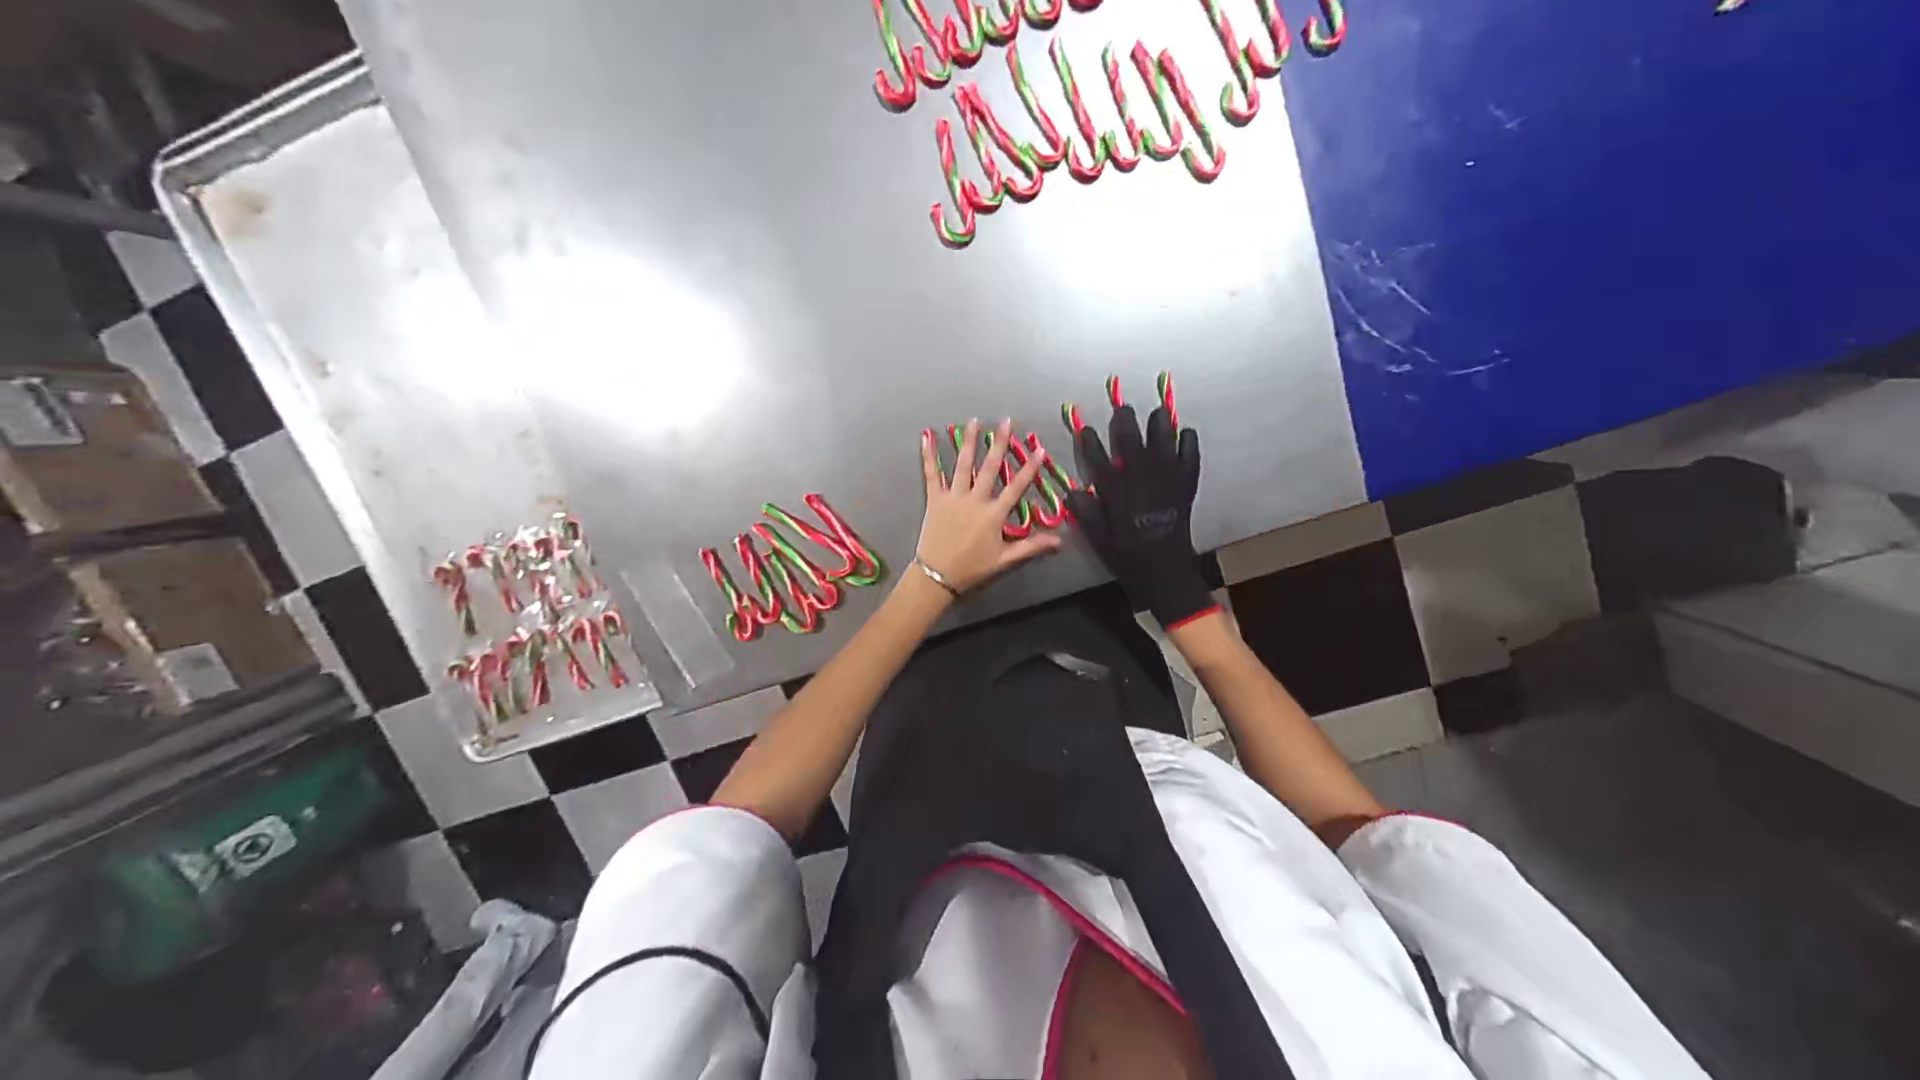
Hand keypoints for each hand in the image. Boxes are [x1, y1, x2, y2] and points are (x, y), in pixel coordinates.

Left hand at [915, 419, 1062, 592]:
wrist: (937, 575)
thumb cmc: (972, 568)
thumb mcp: (1005, 559)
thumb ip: (1031, 546)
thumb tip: (1059, 540)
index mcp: (994, 514)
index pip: (1016, 487)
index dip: (1029, 468)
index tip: (1039, 449)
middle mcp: (975, 500)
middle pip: (990, 467)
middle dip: (1000, 443)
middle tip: (1006, 422)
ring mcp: (953, 497)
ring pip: (963, 464)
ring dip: (969, 442)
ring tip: (974, 421)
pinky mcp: (935, 499)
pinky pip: (932, 474)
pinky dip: (929, 456)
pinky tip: (927, 437)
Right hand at [1064, 400, 1213, 627]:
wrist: (1164, 570)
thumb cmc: (1127, 556)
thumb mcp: (1098, 537)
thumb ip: (1086, 511)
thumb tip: (1073, 491)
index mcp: (1114, 488)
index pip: (1096, 455)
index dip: (1089, 439)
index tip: (1084, 428)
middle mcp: (1138, 476)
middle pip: (1130, 437)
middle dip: (1124, 419)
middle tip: (1123, 409)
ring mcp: (1165, 477)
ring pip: (1162, 439)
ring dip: (1158, 423)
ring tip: (1156, 412)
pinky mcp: (1185, 484)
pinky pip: (1189, 455)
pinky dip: (1187, 441)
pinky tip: (1185, 433)